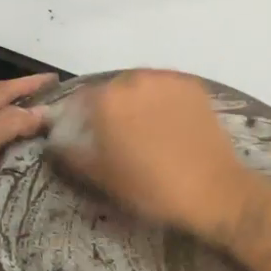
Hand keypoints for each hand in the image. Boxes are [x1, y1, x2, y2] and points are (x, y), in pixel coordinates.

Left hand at [0, 73, 57, 246]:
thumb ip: (11, 123)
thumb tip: (45, 110)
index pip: (4, 90)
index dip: (29, 82)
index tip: (57, 79)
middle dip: (23, 100)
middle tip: (53, 106)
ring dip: (15, 126)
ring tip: (41, 135)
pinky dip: (5, 152)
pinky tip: (15, 166)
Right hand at [49, 70, 257, 233]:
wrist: (213, 190)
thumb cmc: (151, 188)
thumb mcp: (102, 177)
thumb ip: (72, 153)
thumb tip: (57, 141)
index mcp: (106, 100)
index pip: (79, 101)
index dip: (77, 119)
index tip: (82, 137)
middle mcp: (134, 79)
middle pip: (110, 91)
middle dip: (108, 109)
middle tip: (116, 137)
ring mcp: (166, 79)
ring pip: (139, 86)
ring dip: (135, 103)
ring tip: (144, 130)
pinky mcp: (192, 85)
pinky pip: (166, 89)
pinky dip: (161, 101)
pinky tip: (168, 124)